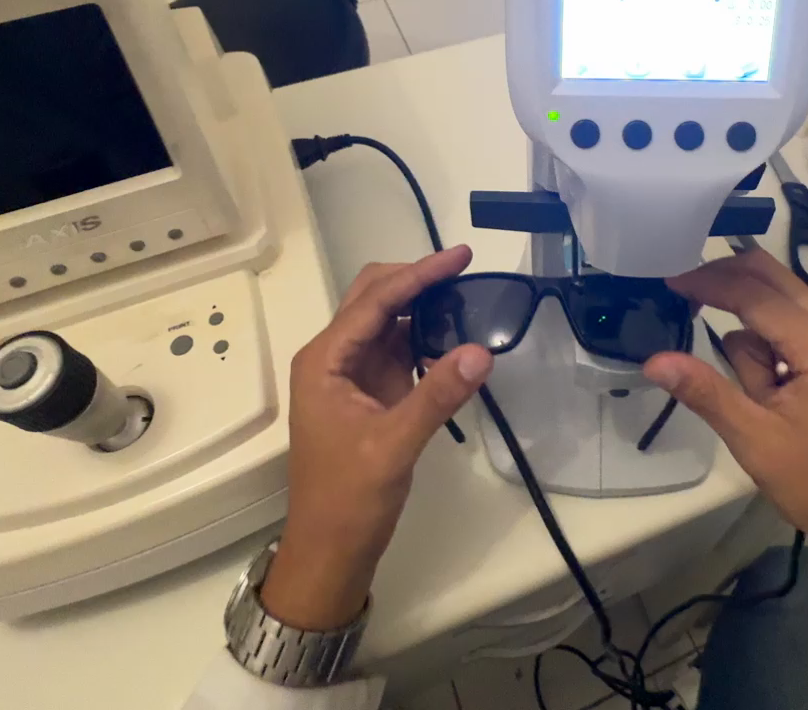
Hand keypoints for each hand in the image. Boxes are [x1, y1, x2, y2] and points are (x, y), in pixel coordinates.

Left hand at [260, 246, 492, 630]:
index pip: (375, 300)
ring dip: (422, 303)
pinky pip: (399, 347)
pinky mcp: (372, 390)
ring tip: (466, 294)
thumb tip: (481, 352)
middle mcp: (335, 356)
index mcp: (326, 360)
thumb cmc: (347, 500)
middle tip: (463, 268)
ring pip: (388, 319)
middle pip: (375, 297)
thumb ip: (436, 396)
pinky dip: (426, 334)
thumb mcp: (392, 447)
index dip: (419, 274)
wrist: (330, 550)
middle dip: (416, 278)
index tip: (460, 256)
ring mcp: (353, 373)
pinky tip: (454, 335)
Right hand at [645, 246, 807, 648]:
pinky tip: (758, 385)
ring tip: (748, 389)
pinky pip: (785, 321)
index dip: (708, 283)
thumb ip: (706, 392)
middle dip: (725, 279)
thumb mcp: (755, 441)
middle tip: (681, 294)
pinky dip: (759, 336)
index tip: (667, 283)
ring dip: (745, 322)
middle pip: (770, 276)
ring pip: (777, 296)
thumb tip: (653, 360)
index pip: (755, 294)